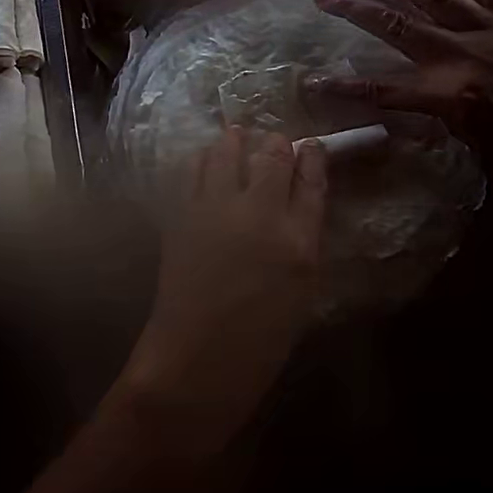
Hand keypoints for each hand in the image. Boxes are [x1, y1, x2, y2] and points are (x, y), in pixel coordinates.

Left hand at [109, 128, 327, 455]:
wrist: (198, 357)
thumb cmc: (260, 340)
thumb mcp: (301, 292)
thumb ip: (299, 244)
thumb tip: (292, 207)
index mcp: (300, 243)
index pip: (312, 182)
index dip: (312, 158)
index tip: (310, 146)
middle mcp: (260, 216)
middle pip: (271, 157)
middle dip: (274, 143)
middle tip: (272, 139)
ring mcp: (215, 210)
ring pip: (226, 154)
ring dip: (233, 141)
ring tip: (235, 135)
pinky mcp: (181, 214)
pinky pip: (191, 172)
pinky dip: (200, 160)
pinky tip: (204, 158)